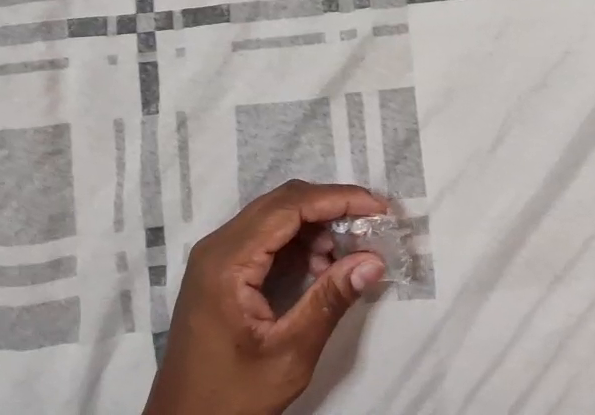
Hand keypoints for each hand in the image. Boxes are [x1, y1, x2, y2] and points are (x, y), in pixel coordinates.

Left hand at [144, 180, 388, 414]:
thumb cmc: (232, 396)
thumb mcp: (288, 354)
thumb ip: (329, 302)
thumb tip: (374, 260)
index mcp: (227, 261)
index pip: (289, 207)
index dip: (337, 199)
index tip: (378, 208)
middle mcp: (218, 246)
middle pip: (282, 203)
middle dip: (331, 206)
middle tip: (372, 222)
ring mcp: (216, 256)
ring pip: (275, 216)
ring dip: (316, 223)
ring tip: (352, 249)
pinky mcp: (221, 270)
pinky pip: (266, 237)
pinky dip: (299, 241)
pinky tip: (322, 264)